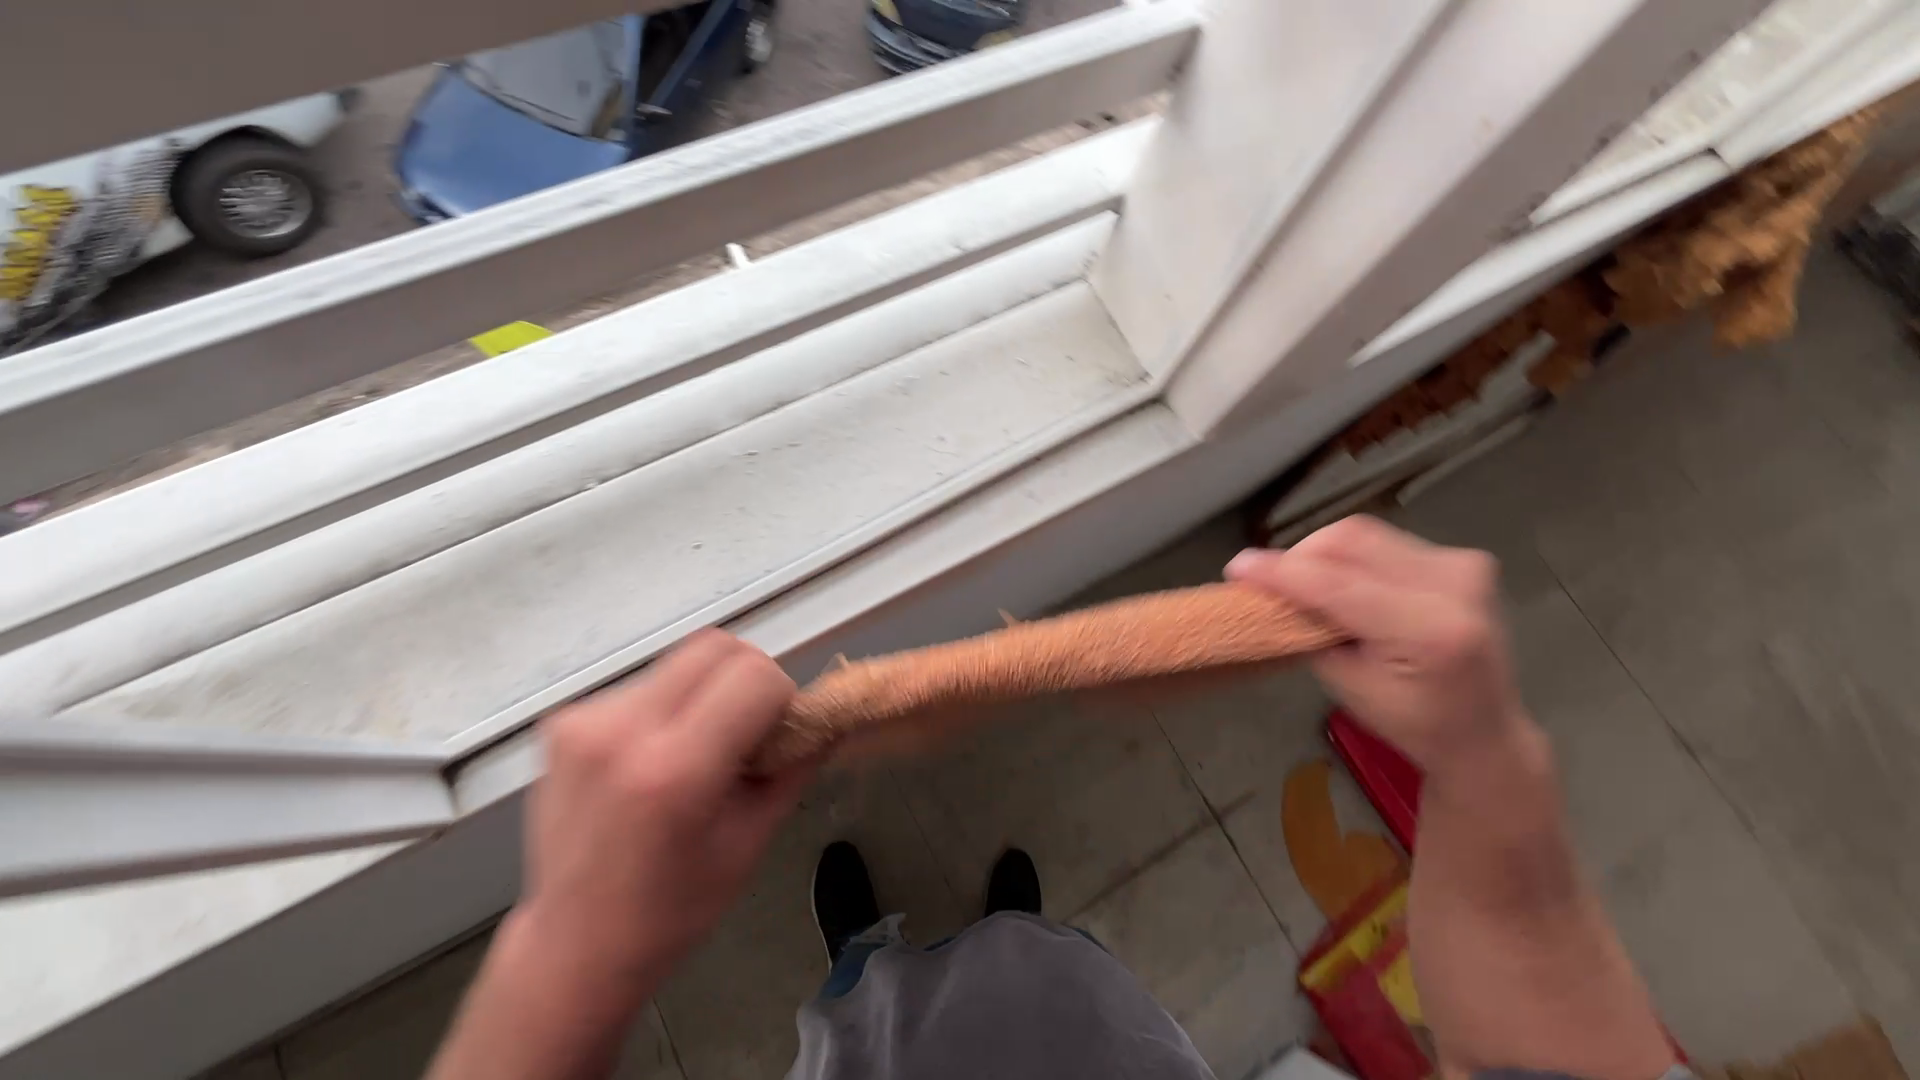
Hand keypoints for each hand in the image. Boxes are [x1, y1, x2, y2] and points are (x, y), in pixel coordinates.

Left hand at [514, 630, 812, 1003]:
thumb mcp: (753, 840)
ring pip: (680, 662)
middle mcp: (623, 730)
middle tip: (747, 729)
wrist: (573, 944)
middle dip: (747, 677)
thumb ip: (796, 765)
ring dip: (705, 691)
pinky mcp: (563, 722)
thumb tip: (828, 716)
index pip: (754, 674)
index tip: (777, 734)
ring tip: (697, 749)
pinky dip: (667, 707)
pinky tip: (655, 758)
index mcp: (676, 770)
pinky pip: (643, 686)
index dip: (781, 696)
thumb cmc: (675, 908)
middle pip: (715, 646)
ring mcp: (585, 721)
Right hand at [1227, 515, 1527, 775]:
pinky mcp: (1461, 559)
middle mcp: (1454, 585)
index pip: (1337, 584)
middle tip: (1268, 581)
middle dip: (1299, 556)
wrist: (1483, 732)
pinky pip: (1384, 542)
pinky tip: (1339, 583)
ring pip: (1363, 535)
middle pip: (1350, 541)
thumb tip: (1268, 592)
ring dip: (1322, 555)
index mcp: (1430, 630)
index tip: (1236, 567)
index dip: (1281, 572)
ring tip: (1302, 584)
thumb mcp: (1347, 684)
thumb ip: (1309, 631)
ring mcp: (1463, 566)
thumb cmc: (1412, 722)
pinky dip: (1349, 557)